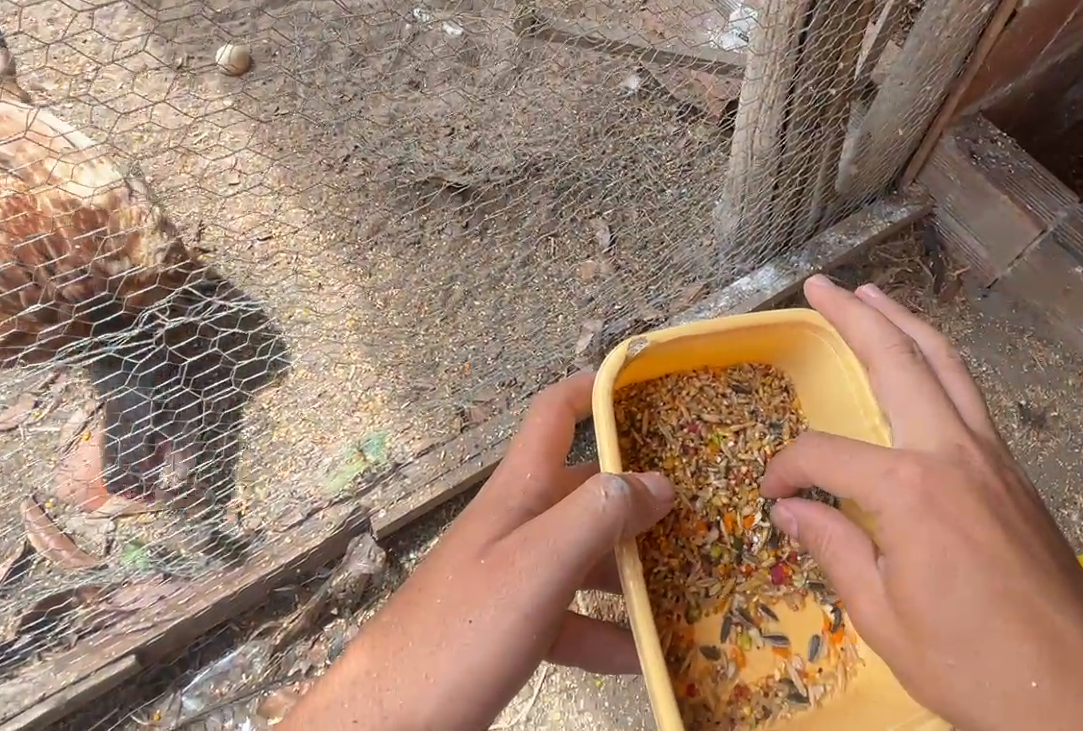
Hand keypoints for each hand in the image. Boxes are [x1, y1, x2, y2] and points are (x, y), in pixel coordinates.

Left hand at [280, 372, 674, 730]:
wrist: (388, 724)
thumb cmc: (463, 629)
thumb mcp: (539, 564)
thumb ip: (597, 516)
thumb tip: (657, 482)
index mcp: (520, 490)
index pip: (554, 413)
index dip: (591, 389)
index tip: (640, 386)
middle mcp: (518, 523)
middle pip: (583, 489)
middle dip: (635, 494)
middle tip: (694, 506)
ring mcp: (513, 575)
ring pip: (582, 555)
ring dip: (628, 567)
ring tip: (683, 580)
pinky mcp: (510, 625)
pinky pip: (569, 615)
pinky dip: (604, 629)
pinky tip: (640, 653)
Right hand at [760, 276, 1082, 730]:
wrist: (1082, 695)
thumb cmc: (973, 664)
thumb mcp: (884, 618)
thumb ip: (833, 547)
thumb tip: (789, 508)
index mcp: (909, 488)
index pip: (825, 454)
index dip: (788, 468)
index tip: (771, 490)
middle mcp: (950, 449)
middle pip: (896, 359)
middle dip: (854, 316)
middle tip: (822, 285)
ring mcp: (989, 453)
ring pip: (943, 362)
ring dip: (904, 321)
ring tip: (872, 295)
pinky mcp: (1012, 469)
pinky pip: (967, 392)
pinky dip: (936, 359)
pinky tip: (921, 361)